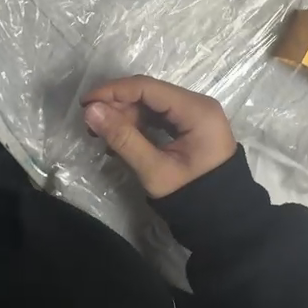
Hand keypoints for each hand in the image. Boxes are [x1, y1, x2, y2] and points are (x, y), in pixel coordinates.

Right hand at [82, 76, 236, 198]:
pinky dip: (137, 126)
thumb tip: (90, 110)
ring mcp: (194, 114)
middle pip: (148, 93)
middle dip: (117, 107)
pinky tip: (120, 142)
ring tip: (104, 139)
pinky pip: (157, 116)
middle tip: (92, 127)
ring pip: (149, 104)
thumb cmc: (191, 195)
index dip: (113, 91)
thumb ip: (123, 138)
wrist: (223, 220)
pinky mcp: (189, 125)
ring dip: (124, 117)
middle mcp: (197, 104)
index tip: (85, 104)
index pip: (147, 87)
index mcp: (196, 110)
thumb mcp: (154, 170)